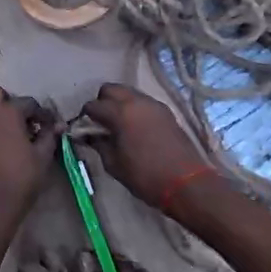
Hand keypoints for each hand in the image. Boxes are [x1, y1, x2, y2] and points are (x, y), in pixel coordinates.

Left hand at [0, 87, 62, 222]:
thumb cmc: (20, 179)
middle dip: (13, 105)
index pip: (28, 102)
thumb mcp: (42, 157)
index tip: (51, 127)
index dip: (42, 114)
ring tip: (13, 141)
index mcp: (6, 113)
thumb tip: (57, 126)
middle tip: (26, 125)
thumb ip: (50, 136)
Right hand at [81, 84, 212, 211]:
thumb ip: (98, 144)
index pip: (93, 105)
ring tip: (119, 126)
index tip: (84, 129)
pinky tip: (135, 129)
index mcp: (120, 113)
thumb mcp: (114, 164)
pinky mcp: (167, 112)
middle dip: (102, 102)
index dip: (85, 117)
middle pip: (111, 89)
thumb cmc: (144, 176)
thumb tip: (87, 135)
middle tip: (101, 123)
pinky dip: (135, 109)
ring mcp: (154, 105)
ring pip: (129, 93)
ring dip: (120, 103)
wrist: (185, 182)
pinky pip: (144, 102)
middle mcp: (137, 101)